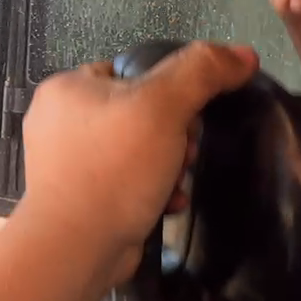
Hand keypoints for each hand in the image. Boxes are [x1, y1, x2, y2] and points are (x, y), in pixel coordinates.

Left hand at [16, 42, 257, 291]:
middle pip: (137, 114)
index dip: (168, 92)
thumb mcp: (163, 106)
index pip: (129, 73)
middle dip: (174, 136)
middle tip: (186, 155)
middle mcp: (58, 120)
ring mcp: (64, 162)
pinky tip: (167, 204)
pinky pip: (124, 181)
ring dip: (168, 166)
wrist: (77, 247)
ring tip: (177, 183)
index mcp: (65, 88)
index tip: (190, 117)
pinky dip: (150, 190)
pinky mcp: (77, 197)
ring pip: (135, 150)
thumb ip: (201, 72)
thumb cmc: (114, 168)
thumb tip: (242, 53)